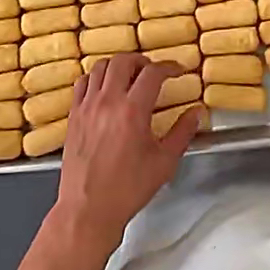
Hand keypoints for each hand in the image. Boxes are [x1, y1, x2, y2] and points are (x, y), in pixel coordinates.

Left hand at [53, 54, 203, 245]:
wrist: (88, 209)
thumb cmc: (128, 189)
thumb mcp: (164, 162)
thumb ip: (183, 132)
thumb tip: (196, 113)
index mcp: (132, 111)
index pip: (153, 73)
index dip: (169, 67)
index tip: (178, 70)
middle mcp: (107, 102)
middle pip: (123, 61)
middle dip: (142, 60)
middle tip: (154, 70)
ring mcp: (87, 107)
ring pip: (101, 67)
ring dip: (118, 65)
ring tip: (130, 75)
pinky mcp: (73, 116)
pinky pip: (83, 83)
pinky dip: (96, 77)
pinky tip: (105, 87)